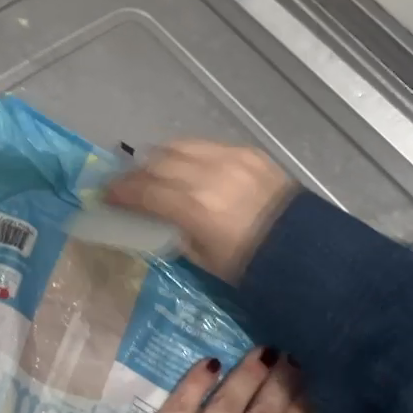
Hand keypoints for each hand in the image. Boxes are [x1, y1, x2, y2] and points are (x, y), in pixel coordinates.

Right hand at [106, 141, 298, 283]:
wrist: (308, 253)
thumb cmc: (252, 267)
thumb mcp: (203, 259)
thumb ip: (173, 232)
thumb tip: (153, 218)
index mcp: (195, 208)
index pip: (144, 191)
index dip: (119, 192)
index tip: (104, 196)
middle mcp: (209, 176)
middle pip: (156, 164)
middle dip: (135, 174)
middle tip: (124, 184)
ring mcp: (230, 159)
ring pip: (178, 147)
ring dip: (159, 158)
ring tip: (151, 170)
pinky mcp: (247, 152)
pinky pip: (206, 145)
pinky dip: (188, 154)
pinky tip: (185, 166)